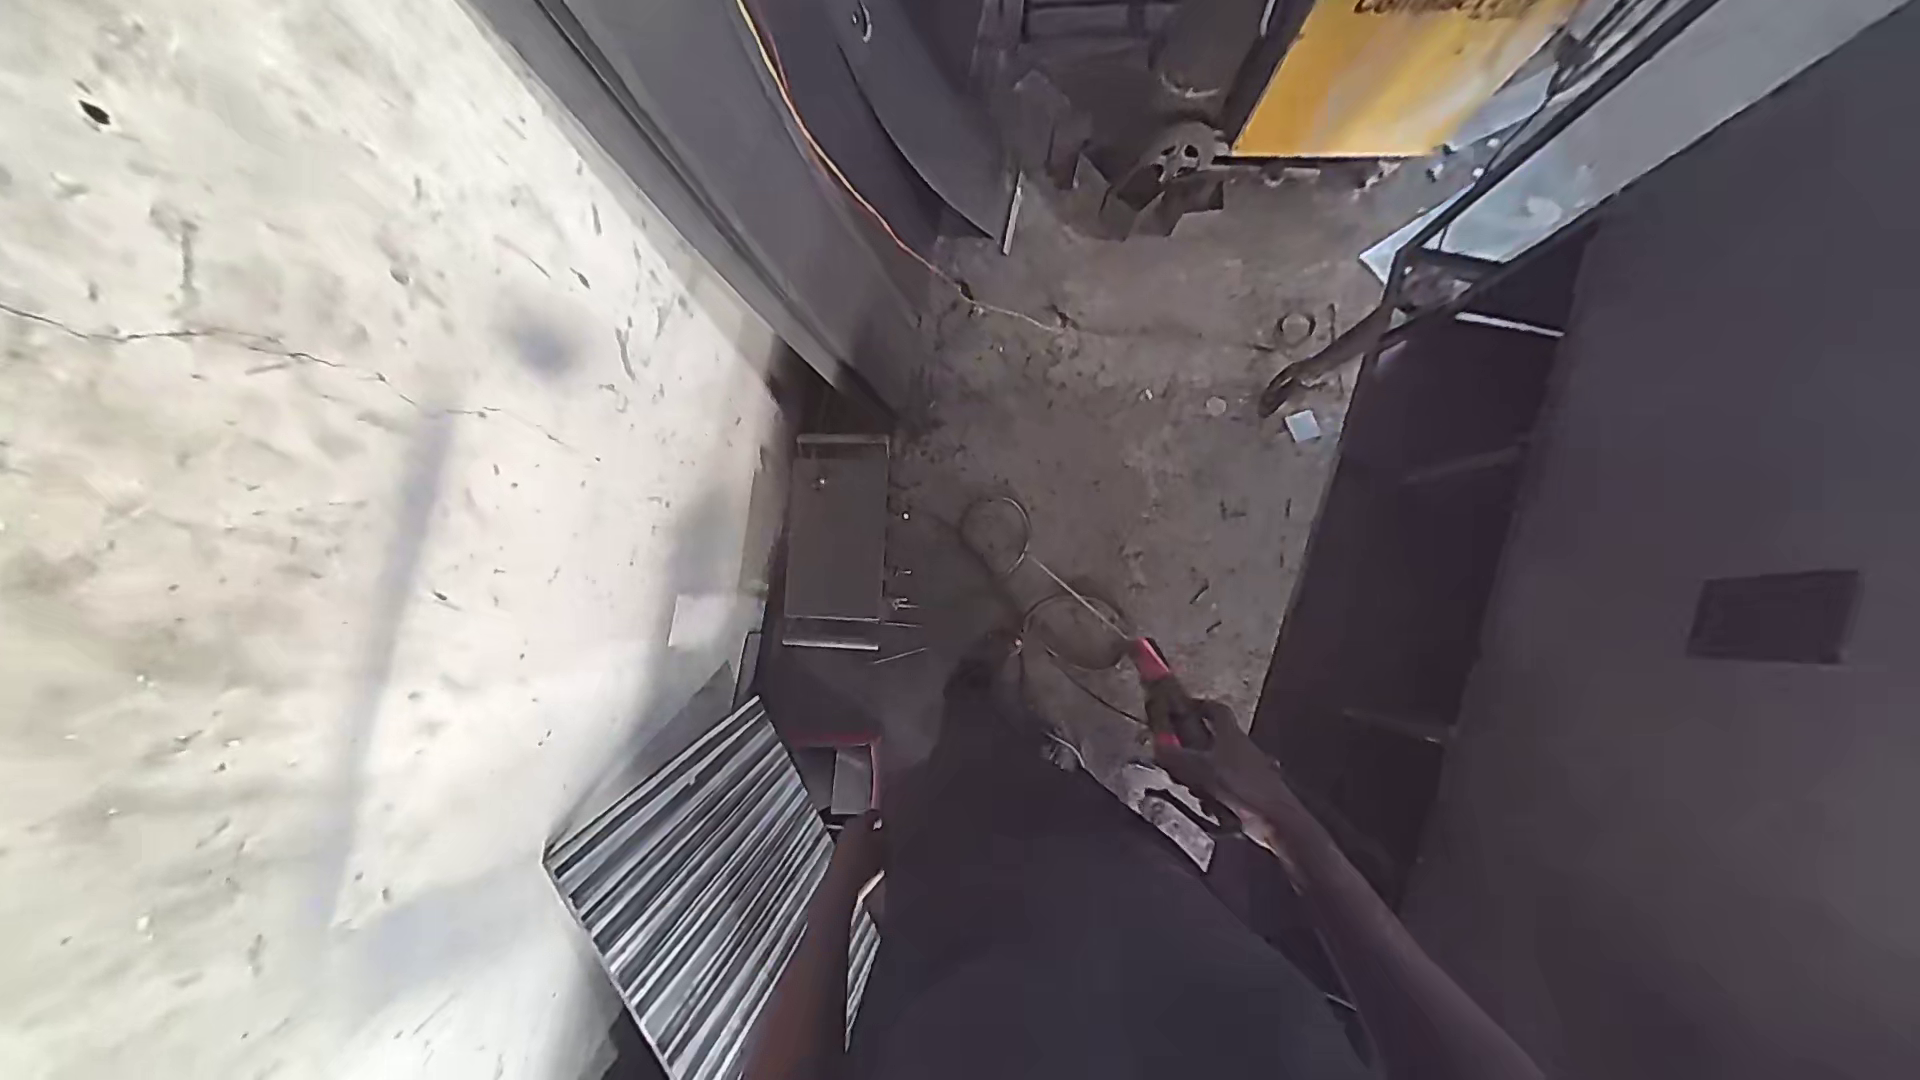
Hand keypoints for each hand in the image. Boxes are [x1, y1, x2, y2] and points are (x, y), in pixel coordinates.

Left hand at [823, 810, 883, 899]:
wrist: (843, 883)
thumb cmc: (864, 860)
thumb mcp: (883, 843)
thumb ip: (887, 831)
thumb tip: (887, 828)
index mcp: (858, 820)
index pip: (873, 813)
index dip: (883, 818)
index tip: (890, 824)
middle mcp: (847, 828)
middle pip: (865, 826)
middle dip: (875, 833)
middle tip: (886, 841)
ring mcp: (841, 843)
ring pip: (859, 839)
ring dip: (868, 845)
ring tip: (880, 856)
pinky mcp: (839, 858)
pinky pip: (854, 852)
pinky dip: (861, 856)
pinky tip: (869, 866)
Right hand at [1149, 699, 1310, 864]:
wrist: (1278, 820)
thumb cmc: (1240, 786)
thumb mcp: (1201, 769)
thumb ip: (1176, 757)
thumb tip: (1155, 746)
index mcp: (1231, 734)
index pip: (1216, 709)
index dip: (1200, 705)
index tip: (1184, 707)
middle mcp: (1242, 747)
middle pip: (1215, 737)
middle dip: (1195, 745)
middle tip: (1177, 753)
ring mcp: (1250, 770)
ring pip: (1219, 763)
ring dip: (1202, 772)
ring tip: (1190, 786)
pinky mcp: (1254, 791)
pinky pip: (1227, 784)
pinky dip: (1214, 791)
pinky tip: (1209, 806)